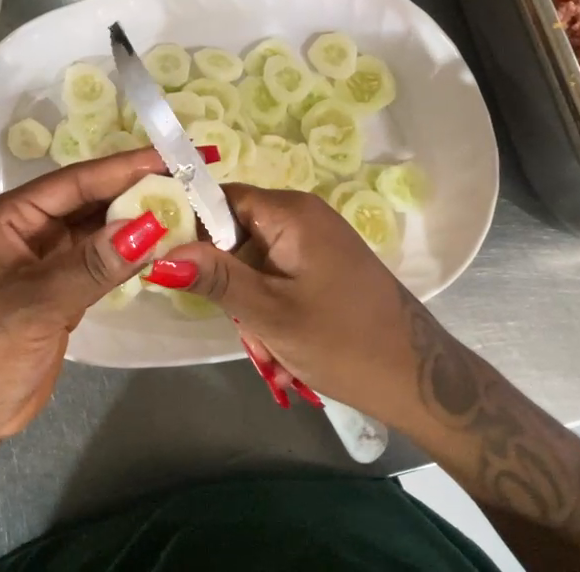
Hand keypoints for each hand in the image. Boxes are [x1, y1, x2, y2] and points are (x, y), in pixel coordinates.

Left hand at [0, 149, 170, 439]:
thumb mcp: (37, 304)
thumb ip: (93, 264)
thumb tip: (151, 224)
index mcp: (11, 217)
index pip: (76, 181)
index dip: (126, 167)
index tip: (175, 156)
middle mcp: (29, 229)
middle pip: (90, 200)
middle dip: (138, 190)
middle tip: (194, 180)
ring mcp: (45, 259)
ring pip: (99, 229)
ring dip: (138, 222)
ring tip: (190, 208)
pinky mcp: (61, 289)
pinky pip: (101, 259)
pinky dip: (129, 254)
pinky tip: (163, 247)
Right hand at [155, 183, 447, 424]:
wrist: (423, 382)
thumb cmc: (344, 343)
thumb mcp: (269, 313)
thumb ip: (214, 277)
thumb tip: (157, 251)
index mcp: (291, 212)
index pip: (218, 197)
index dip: (190, 227)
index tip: (172, 266)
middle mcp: (303, 214)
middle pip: (234, 229)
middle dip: (225, 276)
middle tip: (238, 322)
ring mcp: (317, 240)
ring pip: (253, 257)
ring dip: (247, 298)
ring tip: (264, 341)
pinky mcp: (324, 264)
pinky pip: (277, 271)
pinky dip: (269, 302)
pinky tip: (280, 338)